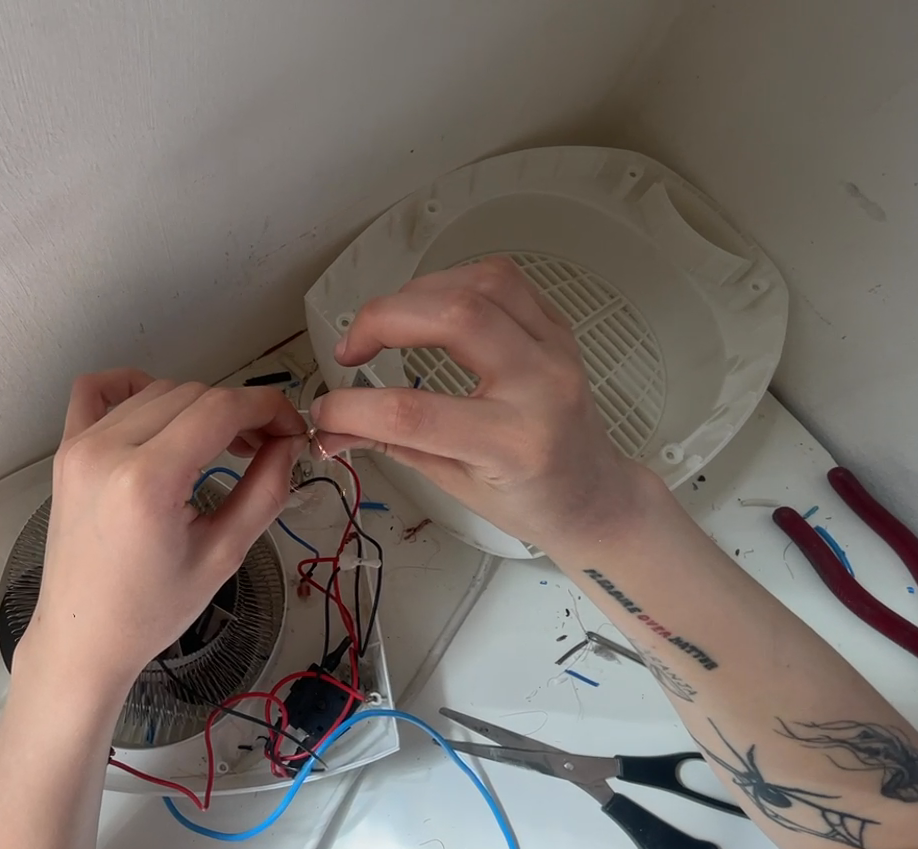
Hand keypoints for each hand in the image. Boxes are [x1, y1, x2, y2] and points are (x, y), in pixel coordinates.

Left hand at [25, 369, 305, 691]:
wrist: (85, 639)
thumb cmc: (149, 611)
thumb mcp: (223, 556)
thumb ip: (265, 491)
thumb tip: (288, 444)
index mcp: (147, 480)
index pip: (221, 408)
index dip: (268, 409)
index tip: (291, 429)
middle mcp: (107, 451)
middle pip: (193, 394)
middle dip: (239, 411)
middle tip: (264, 447)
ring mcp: (80, 447)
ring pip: (156, 390)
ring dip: (198, 407)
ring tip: (221, 444)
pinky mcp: (67, 453)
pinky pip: (98, 391)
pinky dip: (135, 389)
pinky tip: (161, 416)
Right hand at [311, 257, 656, 549]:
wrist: (593, 493)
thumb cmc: (525, 500)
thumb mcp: (449, 483)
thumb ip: (389, 444)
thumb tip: (328, 429)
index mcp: (512, 443)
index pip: (413, 412)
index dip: (353, 406)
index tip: (324, 409)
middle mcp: (540, 386)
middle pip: (456, 317)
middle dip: (381, 320)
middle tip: (350, 350)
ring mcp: (555, 349)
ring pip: (481, 282)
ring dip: (415, 293)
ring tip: (383, 324)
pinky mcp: (556, 327)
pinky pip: (503, 279)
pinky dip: (450, 282)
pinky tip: (424, 309)